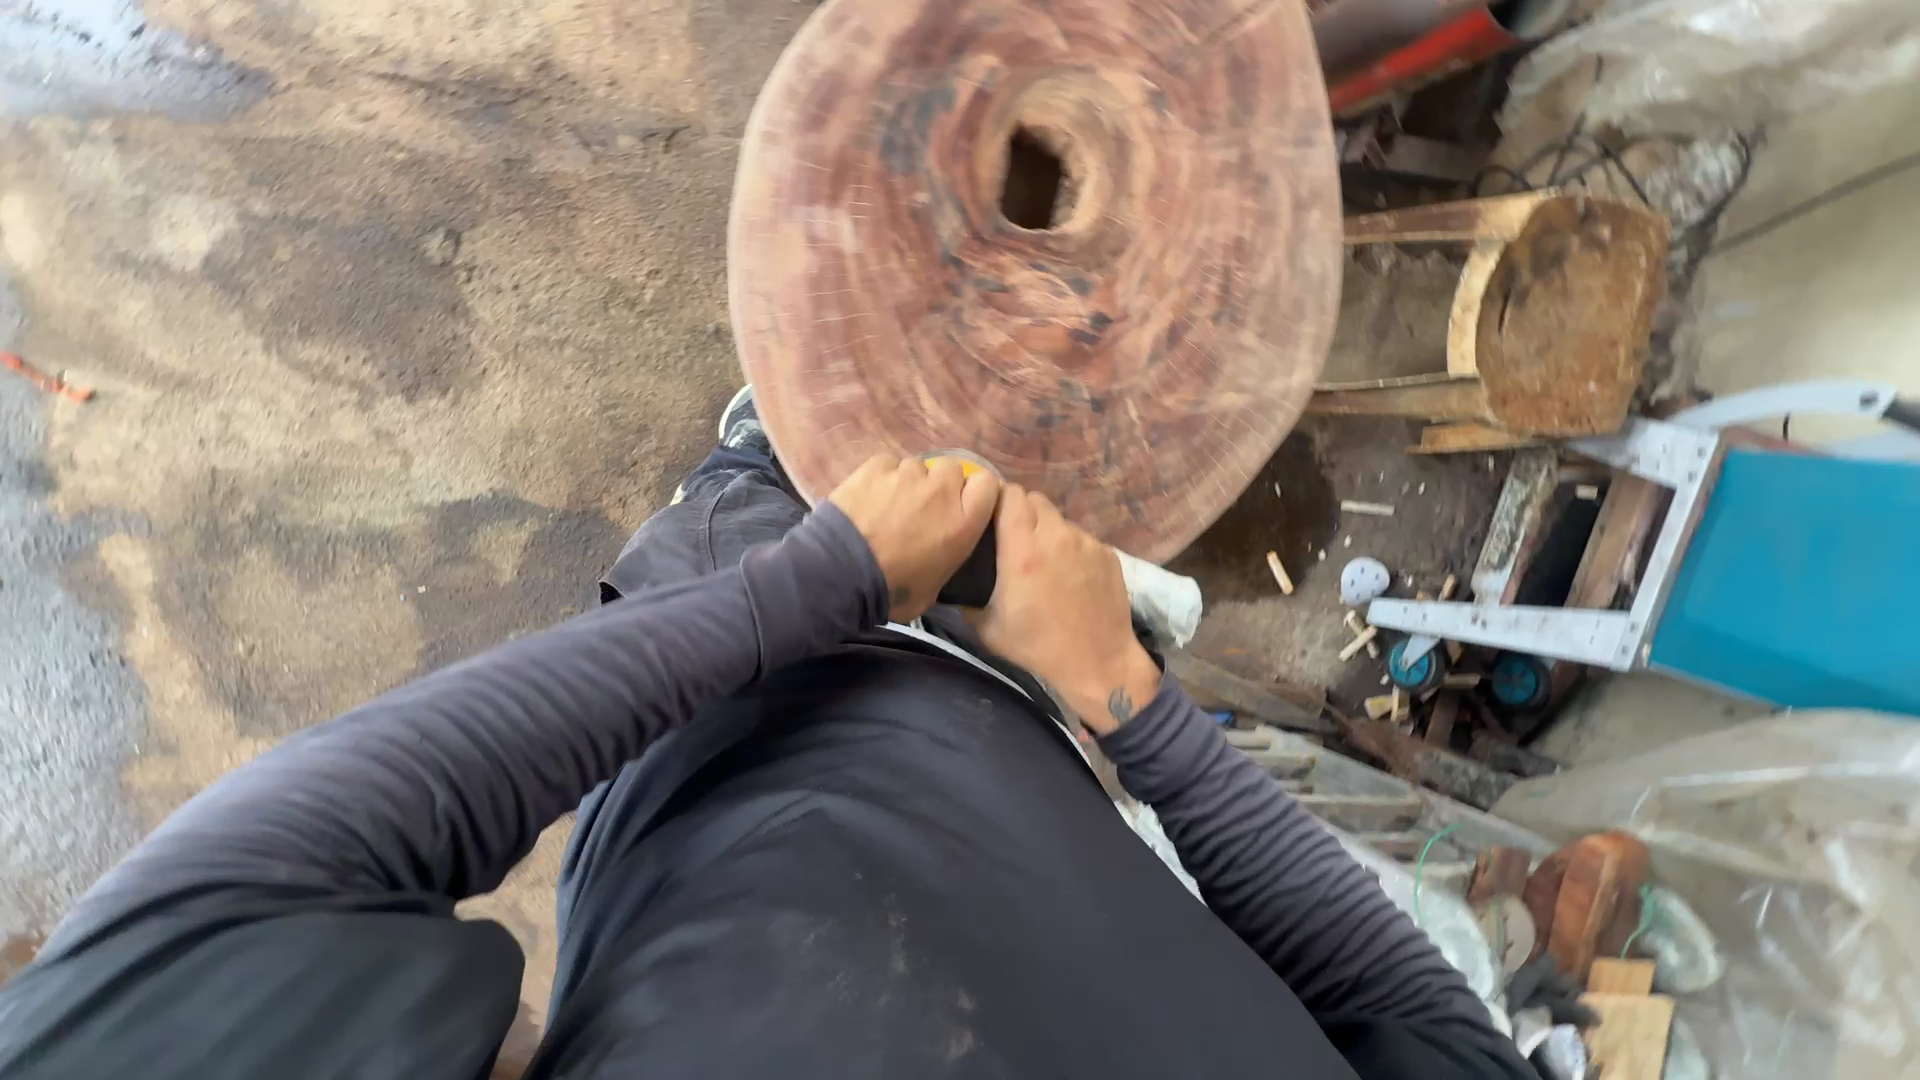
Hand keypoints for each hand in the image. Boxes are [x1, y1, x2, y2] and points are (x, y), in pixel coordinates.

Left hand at [825, 455, 999, 621]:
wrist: (840, 573)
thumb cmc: (892, 590)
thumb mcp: (934, 590)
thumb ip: (946, 562)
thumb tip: (940, 558)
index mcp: (963, 522)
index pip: (988, 484)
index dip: (976, 492)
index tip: (964, 505)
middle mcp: (941, 491)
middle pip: (953, 470)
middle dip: (941, 485)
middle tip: (923, 508)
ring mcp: (907, 474)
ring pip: (918, 466)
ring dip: (909, 483)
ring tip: (889, 505)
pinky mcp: (875, 466)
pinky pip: (887, 465)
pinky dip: (882, 478)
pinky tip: (869, 497)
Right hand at [970, 484, 1160, 734]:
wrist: (1097, 662)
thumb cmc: (1037, 646)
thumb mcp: (987, 628)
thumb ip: (966, 598)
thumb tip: (953, 583)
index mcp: (1023, 551)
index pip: (1010, 495)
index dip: (998, 500)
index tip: (991, 515)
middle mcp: (1056, 537)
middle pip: (1034, 500)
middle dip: (1021, 512)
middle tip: (1014, 538)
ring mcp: (1086, 543)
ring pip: (1059, 519)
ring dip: (1047, 531)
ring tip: (1044, 561)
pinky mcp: (1108, 553)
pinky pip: (1082, 538)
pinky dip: (1072, 549)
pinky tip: (1070, 577)